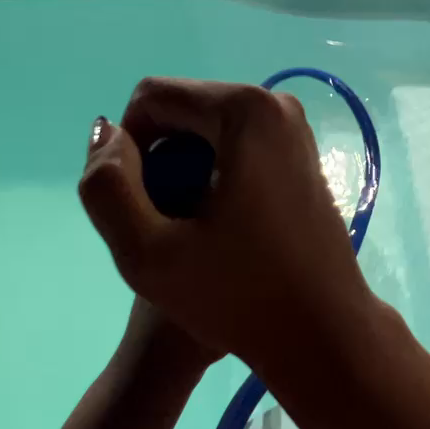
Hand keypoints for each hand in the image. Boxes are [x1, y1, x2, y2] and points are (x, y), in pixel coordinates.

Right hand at [79, 78, 374, 368]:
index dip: (128, 151)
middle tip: (167, 224)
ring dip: (184, 170)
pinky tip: (221, 226)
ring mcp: (293, 125)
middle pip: (182, 109)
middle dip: (159, 159)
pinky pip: (234, 143)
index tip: (143, 209)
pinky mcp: (300, 150)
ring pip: (206, 128)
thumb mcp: (147, 254)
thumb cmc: (238, 295)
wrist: (323, 331)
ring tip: (193, 229)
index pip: (151, 97)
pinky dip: (213, 174)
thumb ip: (107, 187)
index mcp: (244, 109)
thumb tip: (106, 133)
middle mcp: (275, 101)